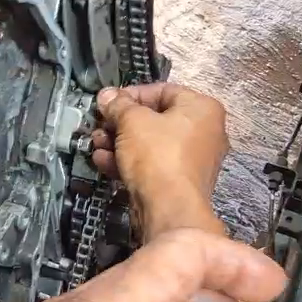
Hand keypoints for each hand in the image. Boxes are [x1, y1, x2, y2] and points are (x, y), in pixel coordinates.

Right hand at [90, 83, 229, 237]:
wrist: (169, 210)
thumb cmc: (157, 155)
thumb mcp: (132, 121)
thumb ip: (118, 105)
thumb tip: (107, 95)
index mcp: (203, 109)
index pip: (164, 90)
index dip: (132, 94)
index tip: (109, 102)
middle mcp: (205, 132)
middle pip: (155, 119)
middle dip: (121, 123)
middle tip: (99, 126)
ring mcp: (193, 161)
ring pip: (150, 144)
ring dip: (119, 143)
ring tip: (97, 144)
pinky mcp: (179, 184)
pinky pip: (152, 165)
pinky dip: (128, 162)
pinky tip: (103, 162)